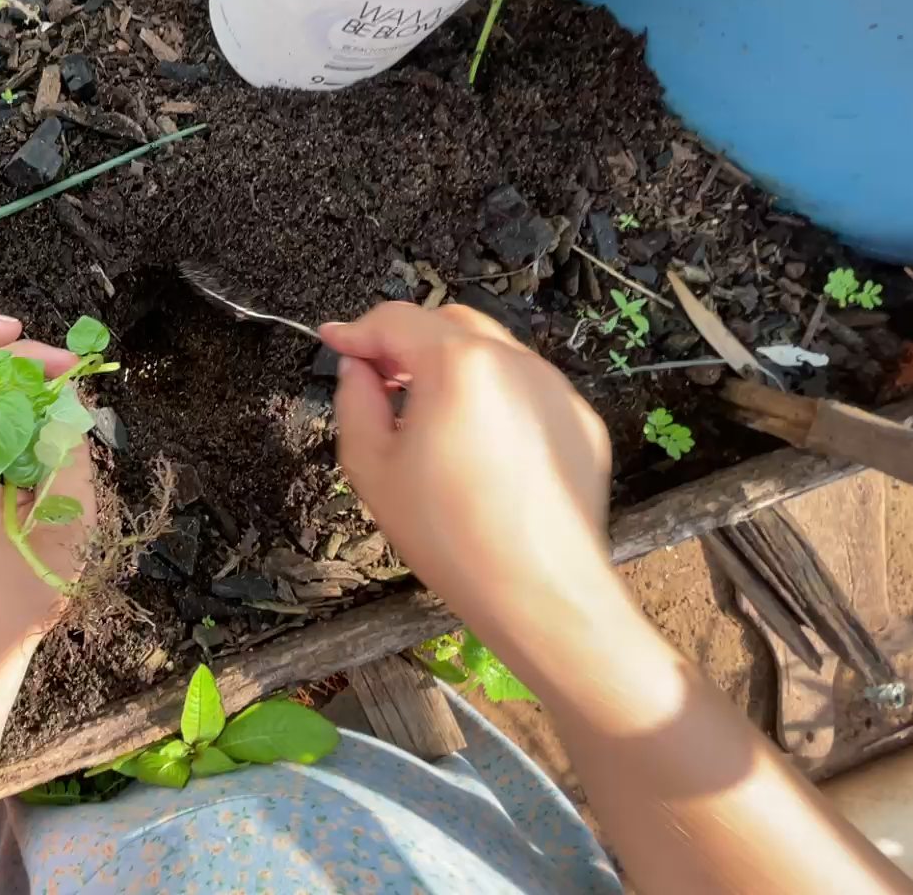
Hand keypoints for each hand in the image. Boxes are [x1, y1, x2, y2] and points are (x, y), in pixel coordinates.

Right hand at [320, 302, 617, 640]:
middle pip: (445, 322)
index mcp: (459, 367)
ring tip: (418, 411)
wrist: (539, 593)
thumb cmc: (450, 534)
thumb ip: (354, 399)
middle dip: (402, 340)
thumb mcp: (370, 464)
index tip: (334, 340)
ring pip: (486, 349)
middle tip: (372, 375)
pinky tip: (467, 440)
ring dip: (444, 363)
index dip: (356, 329)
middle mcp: (514, 364)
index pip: (397, 320)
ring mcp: (554, 390)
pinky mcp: (578, 420)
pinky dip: (484, 390)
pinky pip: (520, 384)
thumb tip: (358, 369)